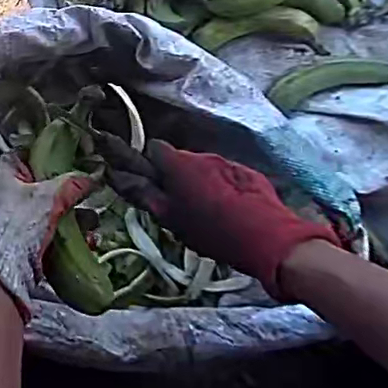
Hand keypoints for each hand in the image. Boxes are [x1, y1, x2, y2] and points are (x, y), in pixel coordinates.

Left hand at [0, 153, 93, 317]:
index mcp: (7, 176)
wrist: (6, 270)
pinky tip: (89, 240)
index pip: (20, 154)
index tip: (62, 153)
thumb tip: (94, 175)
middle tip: (87, 190)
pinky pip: (52, 232)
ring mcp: (18, 219)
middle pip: (41, 184)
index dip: (39, 151)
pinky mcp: (28, 241)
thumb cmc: (21, 223)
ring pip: (50, 210)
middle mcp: (10, 195)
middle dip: (67, 189)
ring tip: (93, 221)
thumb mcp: (49, 197)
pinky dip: (70, 235)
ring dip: (74, 216)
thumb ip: (72, 184)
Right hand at [106, 137, 338, 299]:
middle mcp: (201, 155)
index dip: (149, 163)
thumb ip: (144, 194)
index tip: (152, 182)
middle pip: (180, 159)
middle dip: (177, 176)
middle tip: (181, 204)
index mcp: (177, 163)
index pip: (153, 147)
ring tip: (209, 211)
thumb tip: (115, 175)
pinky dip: (224, 188)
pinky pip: (228, 177)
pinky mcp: (250, 174)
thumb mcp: (170, 219)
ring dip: (202, 183)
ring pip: (205, 169)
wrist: (272, 239)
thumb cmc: (212, 231)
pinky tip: (231, 211)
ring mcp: (228, 162)